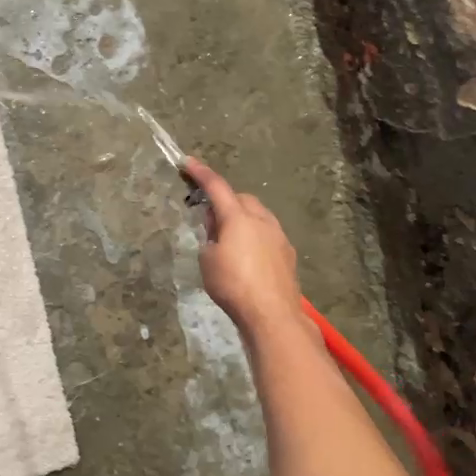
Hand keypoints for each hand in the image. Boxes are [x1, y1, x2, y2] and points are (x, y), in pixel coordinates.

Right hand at [183, 159, 305, 331]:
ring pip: (257, 215)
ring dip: (241, 218)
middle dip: (225, 201)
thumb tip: (218, 231)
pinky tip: (246, 257)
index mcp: (238, 218)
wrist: (271, 313)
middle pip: (242, 199)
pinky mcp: (287, 254)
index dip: (201, 174)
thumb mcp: (207, 259)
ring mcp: (278, 236)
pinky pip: (267, 233)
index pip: (217, 187)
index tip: (188, 162)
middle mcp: (262, 220)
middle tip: (208, 221)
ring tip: (227, 241)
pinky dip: (253, 235)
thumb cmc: (232, 284)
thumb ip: (210, 238)